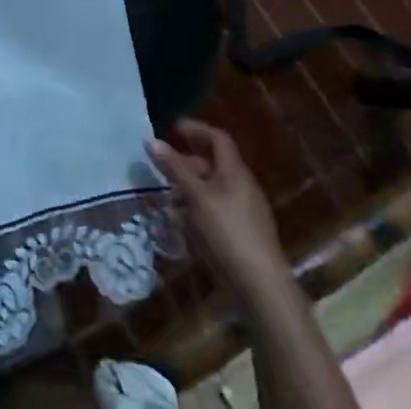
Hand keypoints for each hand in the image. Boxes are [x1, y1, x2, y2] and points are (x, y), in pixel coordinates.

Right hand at [147, 120, 284, 292]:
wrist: (259, 284)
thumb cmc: (227, 232)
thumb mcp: (197, 197)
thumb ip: (174, 169)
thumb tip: (151, 140)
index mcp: (235, 171)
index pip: (217, 139)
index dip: (195, 129)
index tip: (171, 127)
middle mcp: (241, 186)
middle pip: (212, 165)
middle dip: (186, 162)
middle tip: (160, 165)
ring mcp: (242, 211)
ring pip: (211, 190)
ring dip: (187, 189)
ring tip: (163, 196)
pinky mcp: (238, 234)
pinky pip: (213, 212)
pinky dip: (194, 211)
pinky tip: (179, 225)